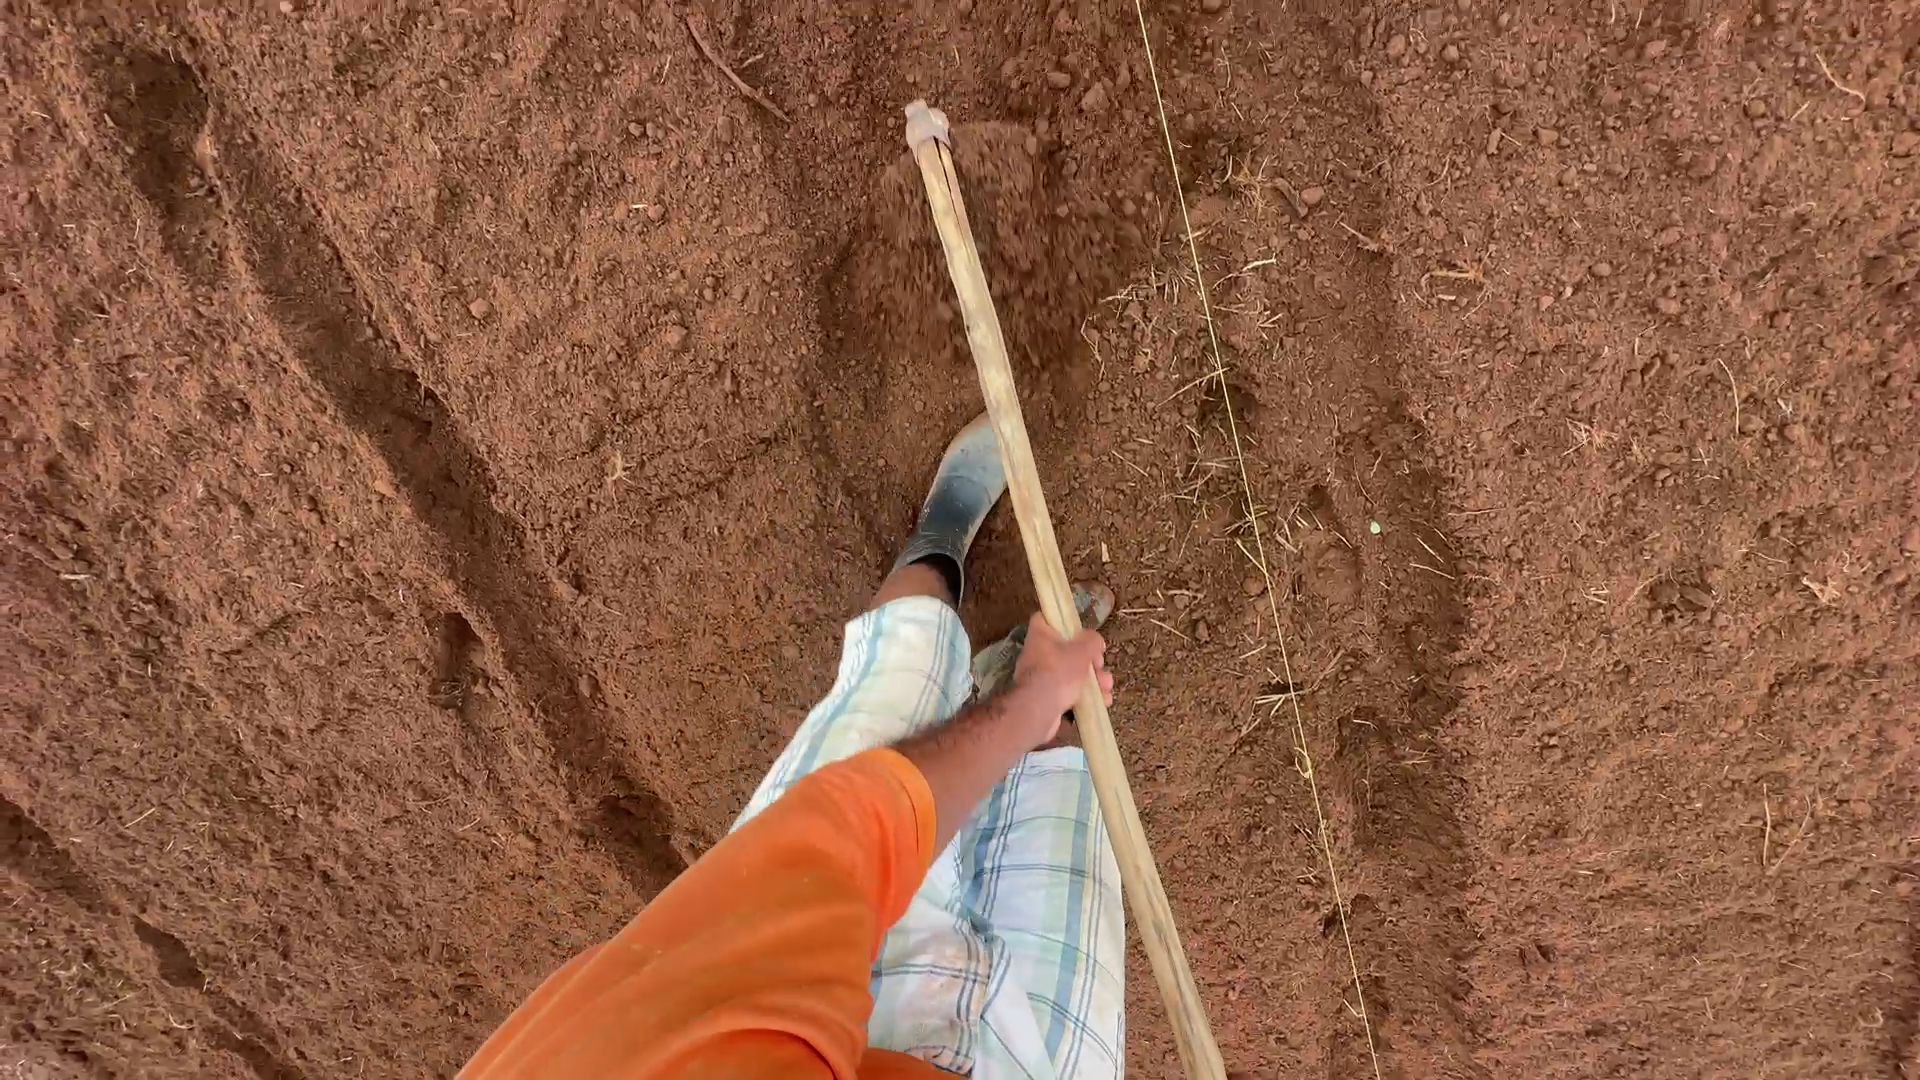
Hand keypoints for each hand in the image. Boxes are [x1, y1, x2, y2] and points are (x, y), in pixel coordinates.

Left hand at [1002, 612, 1112, 747]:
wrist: (1038, 710)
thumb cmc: (1058, 672)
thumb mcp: (1081, 651)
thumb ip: (1092, 641)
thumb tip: (1095, 640)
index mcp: (1041, 634)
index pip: (1047, 617)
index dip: (1065, 621)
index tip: (1082, 630)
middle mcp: (1038, 652)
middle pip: (1068, 648)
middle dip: (1091, 660)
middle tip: (1100, 666)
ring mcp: (1042, 675)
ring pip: (1073, 672)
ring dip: (1093, 679)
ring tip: (1106, 688)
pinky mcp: (1048, 696)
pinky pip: (1070, 690)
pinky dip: (1086, 695)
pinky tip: (1102, 701)